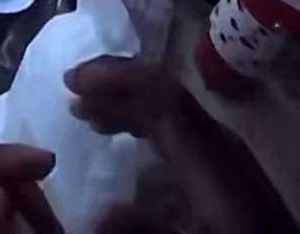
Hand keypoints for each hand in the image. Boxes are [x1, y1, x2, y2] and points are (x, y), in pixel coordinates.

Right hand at [67, 58, 299, 233]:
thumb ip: (152, 232)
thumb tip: (100, 210)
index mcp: (217, 160)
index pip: (163, 97)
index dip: (117, 80)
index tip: (75, 82)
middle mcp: (222, 141)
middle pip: (164, 89)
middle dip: (115, 79)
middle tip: (72, 84)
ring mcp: (227, 148)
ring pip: (170, 101)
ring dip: (126, 95)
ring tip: (87, 106)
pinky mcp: (226, 162)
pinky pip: (179, 120)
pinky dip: (144, 115)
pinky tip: (124, 127)